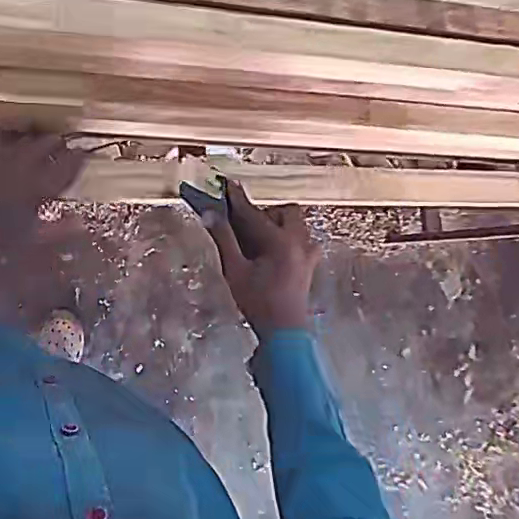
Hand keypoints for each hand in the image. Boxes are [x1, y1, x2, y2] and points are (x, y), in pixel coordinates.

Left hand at [0, 134, 87, 248]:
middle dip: (58, 144)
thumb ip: (60, 229)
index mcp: (41, 184)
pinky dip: (11, 148)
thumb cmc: (1, 235)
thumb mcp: (34, 236)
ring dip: (36, 143)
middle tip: (64, 146)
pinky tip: (11, 152)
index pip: (67, 165)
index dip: (78, 158)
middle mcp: (25, 166)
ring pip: (26, 142)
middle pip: (47, 145)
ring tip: (41, 146)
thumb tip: (79, 224)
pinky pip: (3, 147)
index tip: (84, 154)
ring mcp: (4, 160)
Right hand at [200, 180, 323, 337]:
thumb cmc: (258, 302)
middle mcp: (299, 242)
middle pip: (284, 212)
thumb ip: (224, 238)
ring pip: (295, 224)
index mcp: (281, 242)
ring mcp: (308, 253)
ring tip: (257, 239)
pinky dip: (286, 238)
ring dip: (277, 224)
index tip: (227, 184)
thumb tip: (209, 213)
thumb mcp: (234, 270)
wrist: (284, 334)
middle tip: (244, 224)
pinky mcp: (309, 264)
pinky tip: (271, 252)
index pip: (254, 213)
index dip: (238, 199)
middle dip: (264, 213)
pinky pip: (300, 239)